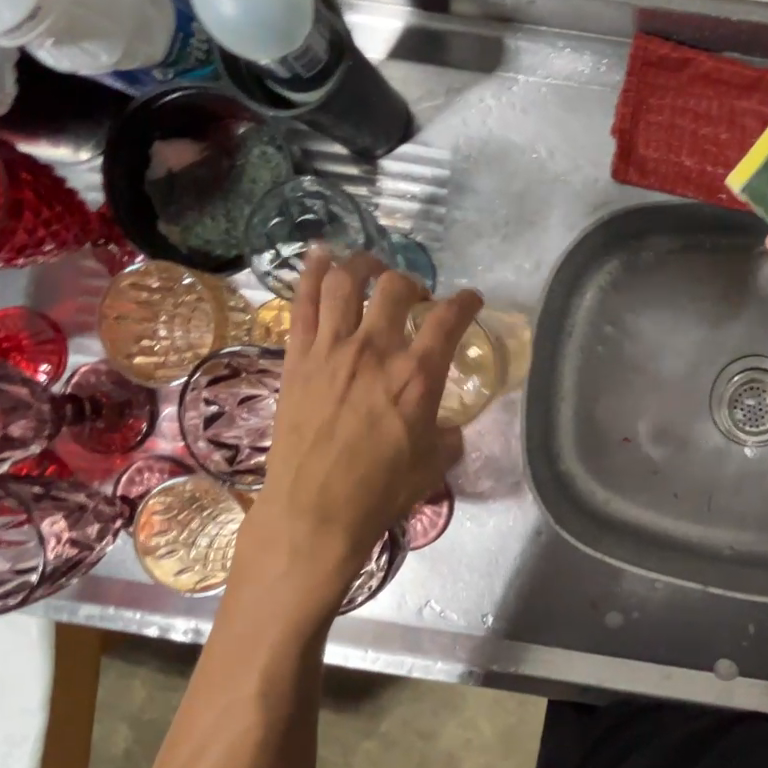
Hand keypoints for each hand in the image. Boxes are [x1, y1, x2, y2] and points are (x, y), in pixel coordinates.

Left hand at [233, 248, 482, 609]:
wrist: (315, 510)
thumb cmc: (381, 491)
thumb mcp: (434, 463)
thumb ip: (447, 435)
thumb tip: (446, 427)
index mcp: (417, 376)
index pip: (449, 319)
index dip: (466, 302)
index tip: (471, 300)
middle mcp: (375, 350)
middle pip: (395, 287)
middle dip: (412, 282)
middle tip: (415, 297)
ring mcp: (331, 350)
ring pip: (345, 282)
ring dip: (362, 265)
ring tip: (370, 267)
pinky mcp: (297, 357)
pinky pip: (303, 302)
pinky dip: (313, 273)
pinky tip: (322, 257)